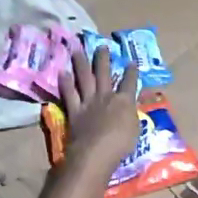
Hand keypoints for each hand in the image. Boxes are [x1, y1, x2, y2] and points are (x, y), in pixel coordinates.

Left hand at [60, 45, 140, 175]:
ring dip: (81, 64)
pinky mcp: (74, 111)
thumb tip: (131, 105)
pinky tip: (62, 72)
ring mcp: (88, 103)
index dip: (131, 72)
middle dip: (103, 59)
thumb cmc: (121, 144)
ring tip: (77, 50)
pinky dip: (65, 83)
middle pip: (104, 74)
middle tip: (101, 45)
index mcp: (124, 101)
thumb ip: (132, 114)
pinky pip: (69, 94)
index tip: (131, 62)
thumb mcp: (135, 129)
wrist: (96, 152)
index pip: (130, 83)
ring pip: (84, 78)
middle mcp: (105, 97)